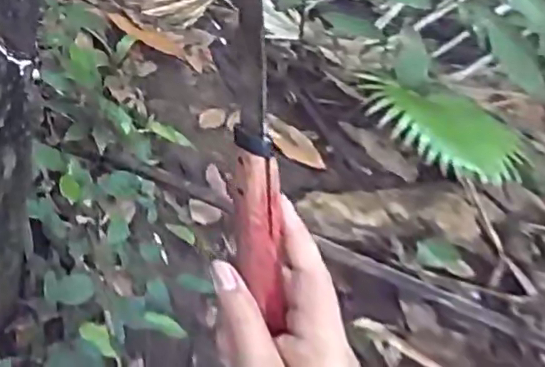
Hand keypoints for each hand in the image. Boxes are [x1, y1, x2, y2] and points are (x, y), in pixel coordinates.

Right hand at [214, 197, 355, 366]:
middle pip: (284, 288)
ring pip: (269, 313)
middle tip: (227, 300)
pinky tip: (236, 355)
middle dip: (250, 283)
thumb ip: (240, 318)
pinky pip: (267, 336)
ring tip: (232, 351)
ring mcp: (310, 355)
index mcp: (323, 338)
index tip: (274, 193)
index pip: (308, 270)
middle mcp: (322, 341)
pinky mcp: (296, 364)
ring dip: (242, 320)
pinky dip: (246, 339)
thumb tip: (221, 265)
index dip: (292, 229)